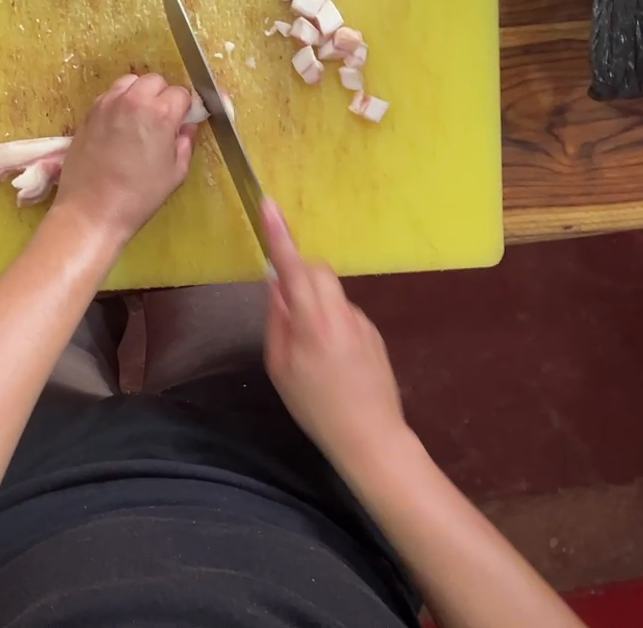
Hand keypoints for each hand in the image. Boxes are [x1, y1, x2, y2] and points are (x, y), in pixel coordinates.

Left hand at [52, 73, 195, 242]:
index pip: (181, 93)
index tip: (182, 121)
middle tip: (162, 119)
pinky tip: (120, 125)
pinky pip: (109, 95)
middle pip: (154, 80)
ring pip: (129, 82)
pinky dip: (118, 102)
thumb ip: (185, 143)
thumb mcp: (175, 173)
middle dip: (162, 95)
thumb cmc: (138, 196)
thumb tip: (186, 128)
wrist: (92, 210)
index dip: (184, 107)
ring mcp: (107, 104)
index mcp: (160, 114)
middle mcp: (133, 101)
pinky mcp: (89, 113)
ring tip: (139, 118)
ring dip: (139, 94)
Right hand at [262, 198, 408, 468]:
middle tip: (286, 303)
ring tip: (310, 344)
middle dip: (299, 273)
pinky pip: (344, 311)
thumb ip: (277, 320)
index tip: (269, 205)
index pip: (292, 268)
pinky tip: (333, 357)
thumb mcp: (280, 367)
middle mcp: (339, 314)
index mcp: (311, 323)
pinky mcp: (374, 332)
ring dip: (315, 300)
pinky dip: (331, 319)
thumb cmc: (315, 407)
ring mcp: (361, 321)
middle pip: (317, 270)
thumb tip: (275, 284)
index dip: (279, 235)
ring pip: (331, 290)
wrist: (371, 437)